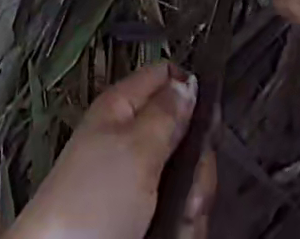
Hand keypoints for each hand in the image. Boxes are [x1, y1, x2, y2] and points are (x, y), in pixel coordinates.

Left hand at [10, 62, 216, 238]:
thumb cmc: (91, 202)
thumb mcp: (134, 149)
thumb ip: (166, 114)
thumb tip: (188, 82)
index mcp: (123, 108)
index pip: (164, 77)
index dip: (190, 90)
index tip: (209, 117)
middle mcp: (134, 140)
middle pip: (187, 135)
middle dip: (198, 164)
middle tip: (188, 186)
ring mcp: (142, 181)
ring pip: (190, 179)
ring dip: (195, 200)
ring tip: (180, 220)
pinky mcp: (149, 217)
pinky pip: (184, 213)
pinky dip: (186, 226)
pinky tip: (175, 234)